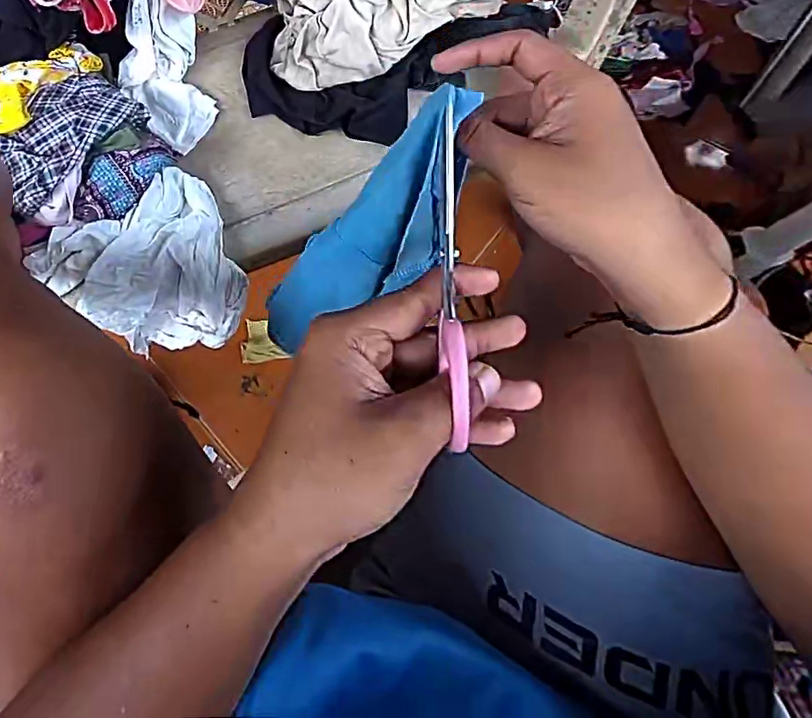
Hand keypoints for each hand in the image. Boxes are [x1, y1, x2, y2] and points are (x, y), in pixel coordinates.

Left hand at [234, 265, 540, 562]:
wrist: (284, 533)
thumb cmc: (336, 476)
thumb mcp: (404, 434)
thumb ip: (451, 399)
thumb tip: (487, 375)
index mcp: (350, 337)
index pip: (413, 300)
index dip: (457, 287)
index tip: (494, 278)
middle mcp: (354, 352)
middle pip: (427, 340)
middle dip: (476, 346)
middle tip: (521, 334)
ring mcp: (360, 385)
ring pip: (427, 376)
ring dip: (473, 390)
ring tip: (526, 394)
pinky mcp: (366, 415)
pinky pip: (415, 404)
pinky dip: (450, 416)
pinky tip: (496, 427)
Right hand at [432, 31, 731, 325]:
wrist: (642, 252)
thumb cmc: (594, 205)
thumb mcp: (523, 168)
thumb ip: (481, 139)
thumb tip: (459, 128)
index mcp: (573, 86)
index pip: (518, 46)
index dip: (474, 50)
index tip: (441, 66)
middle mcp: (577, 99)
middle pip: (513, 91)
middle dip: (480, 114)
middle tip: (452, 142)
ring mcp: (577, 127)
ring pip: (518, 121)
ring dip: (492, 140)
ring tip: (476, 168)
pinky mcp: (575, 154)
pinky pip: (531, 142)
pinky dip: (508, 155)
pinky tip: (496, 177)